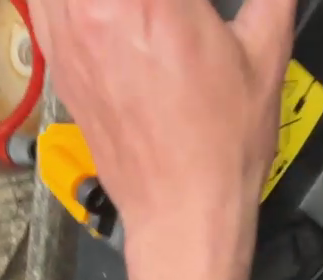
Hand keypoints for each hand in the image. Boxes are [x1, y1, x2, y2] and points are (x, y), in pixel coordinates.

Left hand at [26, 0, 296, 259]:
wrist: (183, 215)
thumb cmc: (224, 149)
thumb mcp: (265, 57)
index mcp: (155, 0)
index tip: (188, 7)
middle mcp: (99, 6)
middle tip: (165, 9)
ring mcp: (69, 31)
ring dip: (104, 0)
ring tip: (141, 13)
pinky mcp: (58, 60)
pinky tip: (102, 14)